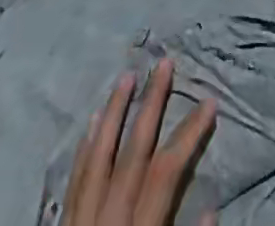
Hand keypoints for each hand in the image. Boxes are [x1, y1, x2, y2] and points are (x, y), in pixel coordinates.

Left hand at [62, 58, 216, 225]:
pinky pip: (74, 178)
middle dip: (151, 104)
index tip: (210, 101)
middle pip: (133, 151)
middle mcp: (108, 214)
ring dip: (114, 112)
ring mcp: (81, 216)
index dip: (189, 134)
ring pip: (99, 155)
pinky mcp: (63, 220)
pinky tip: (93, 118)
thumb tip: (211, 208)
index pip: (167, 170)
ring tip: (127, 76)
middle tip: (164, 64)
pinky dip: (85, 146)